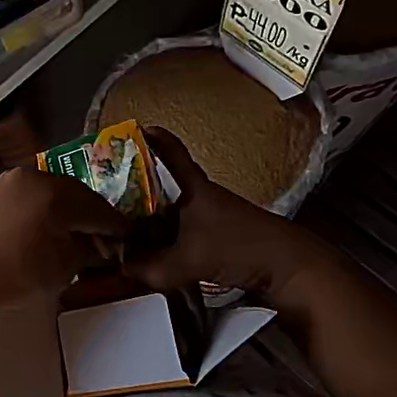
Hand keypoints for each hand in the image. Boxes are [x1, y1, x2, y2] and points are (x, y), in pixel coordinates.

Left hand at [0, 168, 127, 312]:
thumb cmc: (8, 277)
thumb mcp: (60, 268)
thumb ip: (87, 251)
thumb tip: (102, 246)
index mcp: (55, 194)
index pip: (99, 209)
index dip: (117, 228)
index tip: (129, 240)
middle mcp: (37, 176)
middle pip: (81, 194)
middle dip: (95, 217)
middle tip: (106, 241)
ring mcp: (15, 178)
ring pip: (59, 191)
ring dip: (74, 211)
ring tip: (79, 237)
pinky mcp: (0, 187)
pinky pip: (38, 192)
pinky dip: (52, 208)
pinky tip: (53, 228)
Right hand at [125, 127, 321, 294]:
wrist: (287, 266)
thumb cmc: (240, 247)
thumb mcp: (189, 260)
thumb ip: (153, 268)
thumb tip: (125, 269)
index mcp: (196, 190)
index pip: (173, 155)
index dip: (156, 139)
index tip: (137, 127)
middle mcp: (202, 200)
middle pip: (163, 193)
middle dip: (137, 200)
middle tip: (109, 209)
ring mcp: (211, 221)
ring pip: (171, 219)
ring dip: (150, 229)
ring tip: (124, 242)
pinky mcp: (219, 241)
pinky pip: (182, 240)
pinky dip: (166, 248)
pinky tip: (152, 263)